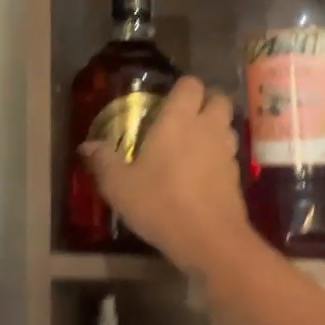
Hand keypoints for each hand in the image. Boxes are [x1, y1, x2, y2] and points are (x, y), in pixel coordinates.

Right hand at [80, 77, 251, 270]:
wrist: (209, 239)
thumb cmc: (160, 203)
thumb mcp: (119, 186)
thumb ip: (103, 161)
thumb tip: (87, 146)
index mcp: (179, 120)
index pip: (190, 85)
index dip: (182, 88)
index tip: (167, 100)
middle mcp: (208, 128)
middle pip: (219, 99)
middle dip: (206, 103)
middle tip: (184, 119)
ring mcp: (227, 152)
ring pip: (227, 127)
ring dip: (214, 130)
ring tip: (193, 146)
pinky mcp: (237, 177)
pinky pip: (229, 156)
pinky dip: (218, 159)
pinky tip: (201, 176)